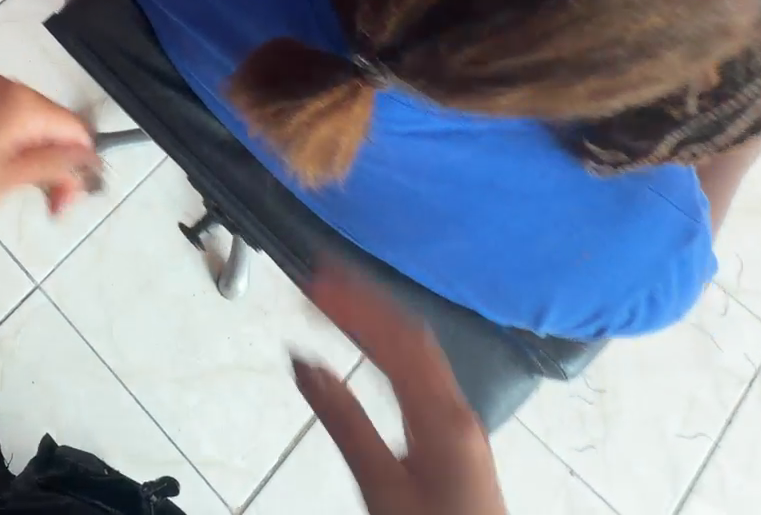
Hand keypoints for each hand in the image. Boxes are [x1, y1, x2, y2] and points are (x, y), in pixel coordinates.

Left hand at [0, 69, 99, 231]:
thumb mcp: (0, 180)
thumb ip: (49, 165)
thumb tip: (86, 157)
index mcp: (20, 101)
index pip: (74, 128)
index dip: (78, 167)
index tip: (60, 207)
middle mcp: (2, 82)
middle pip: (48, 121)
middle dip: (52, 162)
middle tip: (42, 208)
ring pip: (21, 118)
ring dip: (27, 153)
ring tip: (7, 189)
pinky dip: (2, 139)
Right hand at [294, 267, 507, 514]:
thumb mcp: (381, 486)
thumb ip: (343, 421)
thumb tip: (301, 358)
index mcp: (441, 415)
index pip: (394, 338)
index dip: (354, 302)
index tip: (313, 281)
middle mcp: (455, 406)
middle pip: (410, 333)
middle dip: (364, 297)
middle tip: (320, 274)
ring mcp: (459, 418)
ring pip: (418, 346)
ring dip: (377, 313)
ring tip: (338, 294)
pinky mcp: (454, 431)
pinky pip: (421, 365)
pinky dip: (390, 339)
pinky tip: (371, 340)